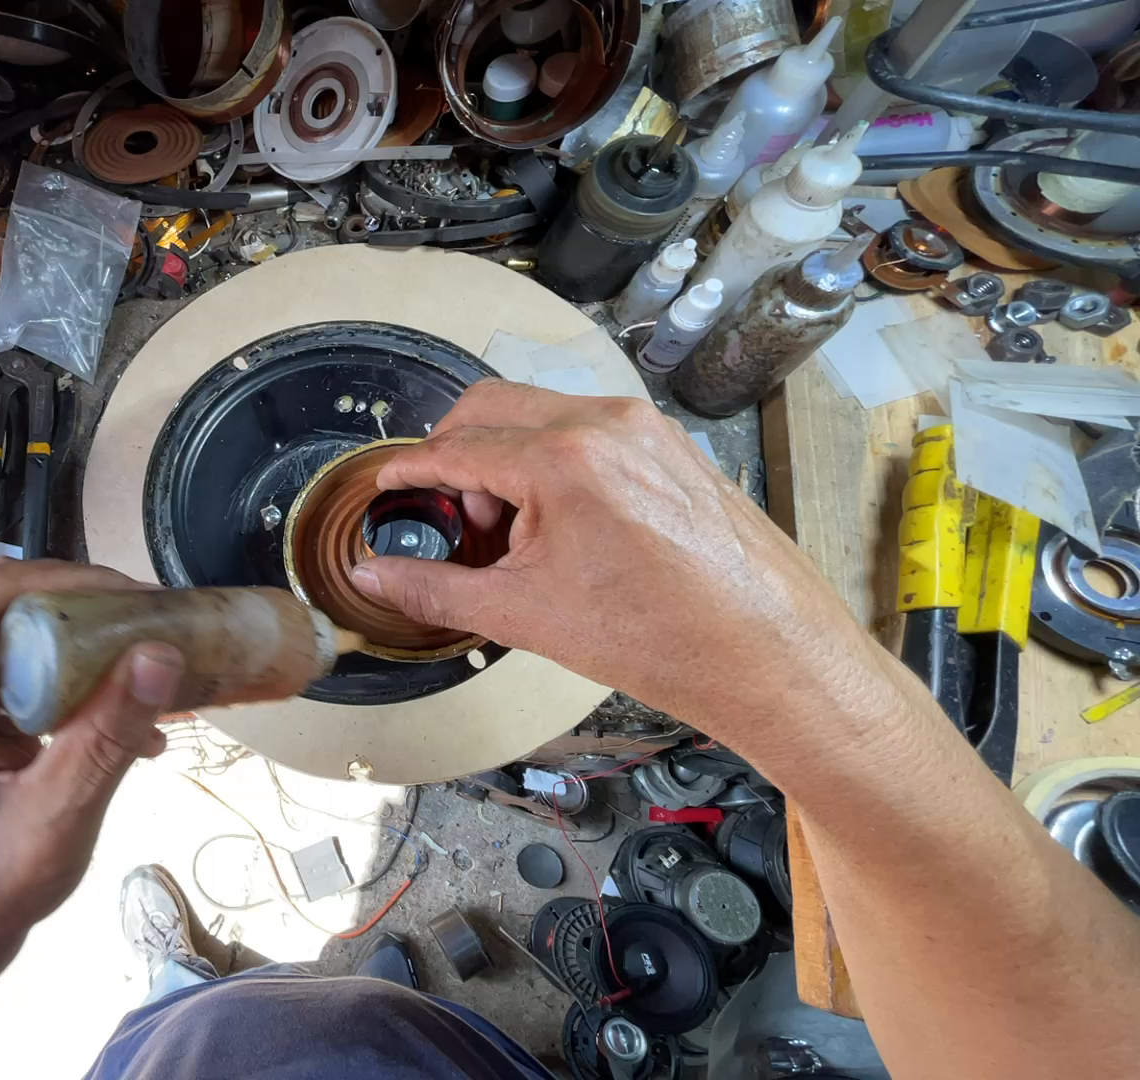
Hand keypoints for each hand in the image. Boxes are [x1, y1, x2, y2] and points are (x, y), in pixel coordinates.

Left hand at [0, 560, 182, 967]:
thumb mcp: (56, 824)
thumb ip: (107, 738)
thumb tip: (162, 655)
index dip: (49, 582)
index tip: (124, 599)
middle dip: (78, 609)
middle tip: (147, 624)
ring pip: (12, 630)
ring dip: (81, 642)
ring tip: (144, 662)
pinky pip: (18, 666)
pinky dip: (72, 677)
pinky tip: (120, 713)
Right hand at [349, 380, 871, 729]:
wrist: (769, 656)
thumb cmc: (655, 637)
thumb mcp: (518, 614)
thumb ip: (429, 587)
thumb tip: (371, 573)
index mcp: (561, 460)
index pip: (455, 448)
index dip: (410, 470)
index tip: (388, 485)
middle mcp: (603, 424)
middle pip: (488, 405)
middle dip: (451, 451)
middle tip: (449, 509)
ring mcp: (642, 427)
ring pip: (534, 410)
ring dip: (499, 454)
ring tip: (508, 527)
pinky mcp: (665, 443)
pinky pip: (579, 425)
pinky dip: (544, 456)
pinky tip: (553, 518)